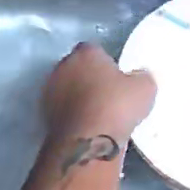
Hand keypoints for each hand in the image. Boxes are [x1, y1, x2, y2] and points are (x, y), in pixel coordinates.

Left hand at [42, 43, 157, 132]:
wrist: (88, 140)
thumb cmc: (117, 104)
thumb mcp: (145, 87)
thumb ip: (140, 76)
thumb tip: (137, 76)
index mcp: (85, 54)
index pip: (93, 48)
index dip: (105, 59)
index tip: (117, 72)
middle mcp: (62, 67)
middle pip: (77, 67)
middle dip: (89, 75)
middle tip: (108, 89)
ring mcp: (49, 92)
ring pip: (67, 87)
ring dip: (79, 94)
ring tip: (99, 109)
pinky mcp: (44, 115)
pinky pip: (64, 107)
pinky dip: (73, 112)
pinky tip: (89, 122)